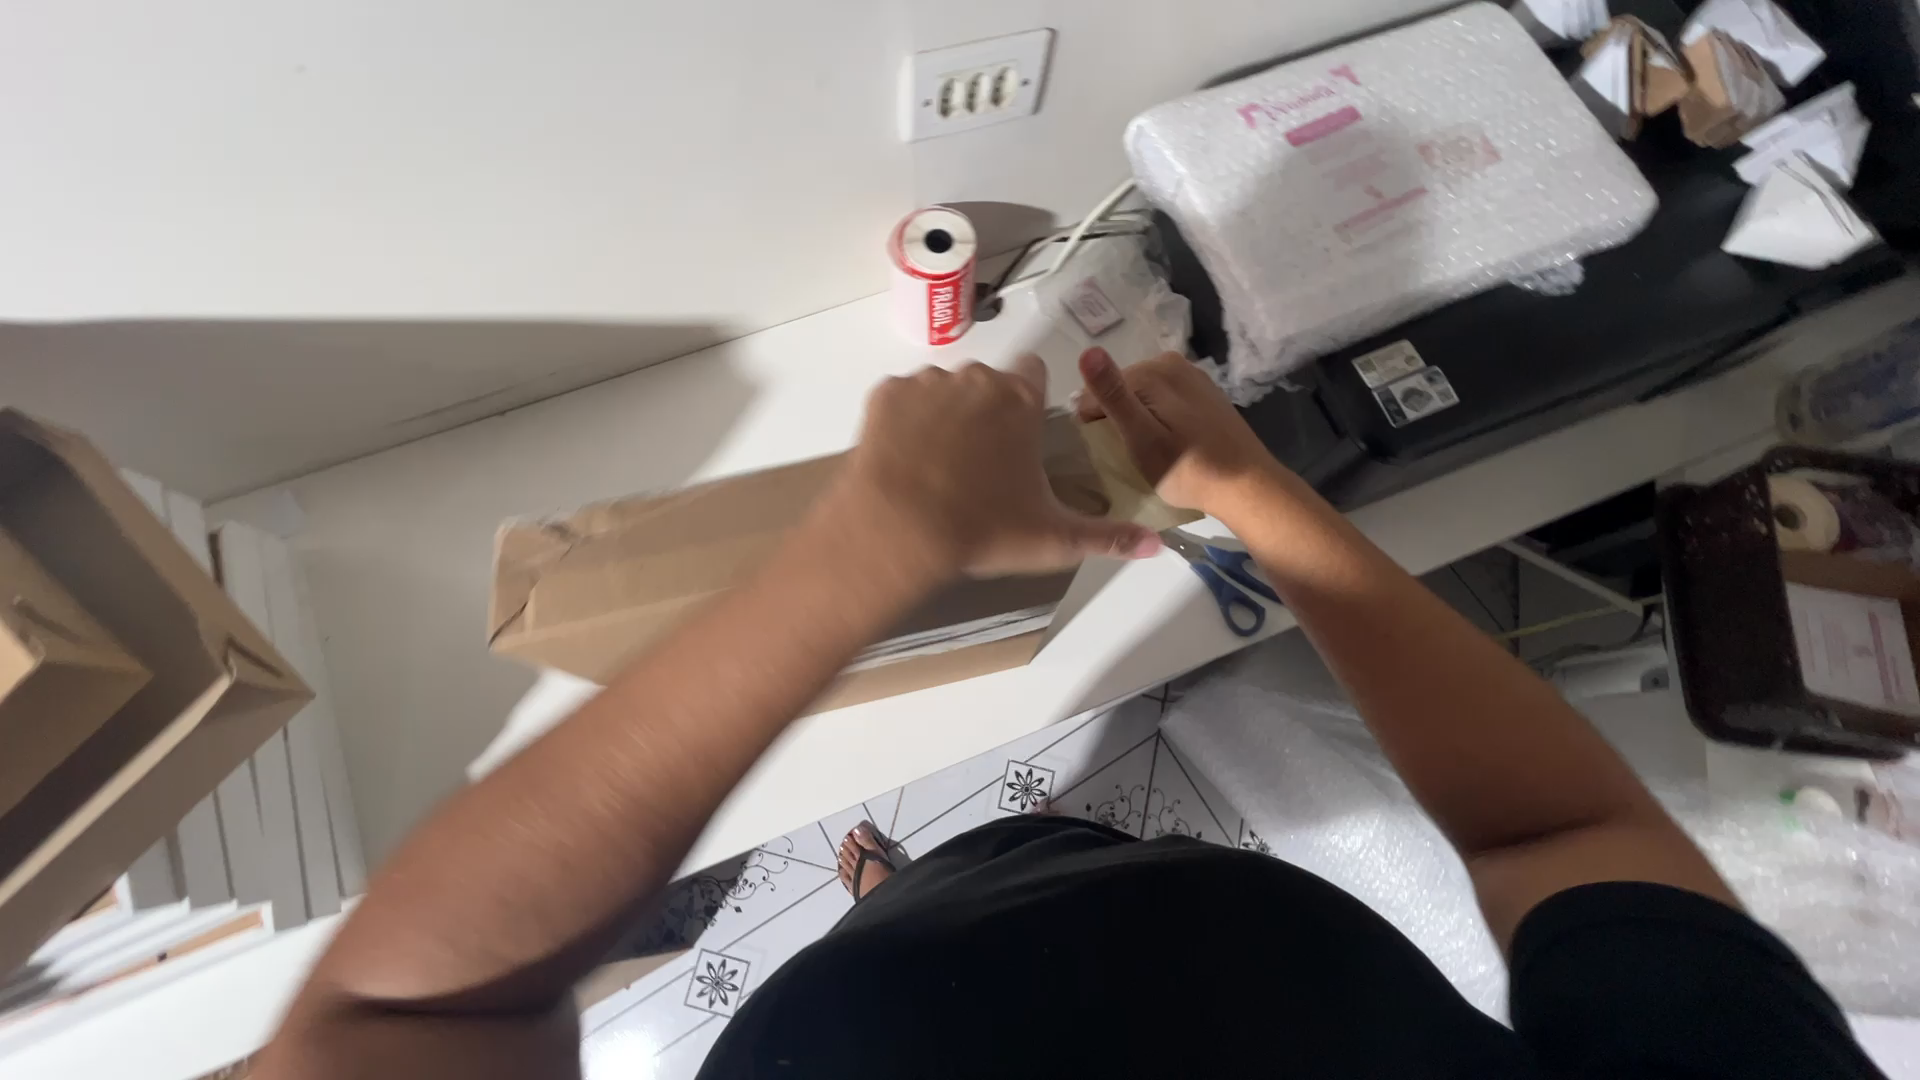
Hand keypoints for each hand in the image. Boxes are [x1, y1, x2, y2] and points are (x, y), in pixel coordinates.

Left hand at [836, 355, 1163, 578]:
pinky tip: (903, 460)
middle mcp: (976, 378)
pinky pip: (900, 400)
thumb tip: (1156, 545)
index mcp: (1021, 400)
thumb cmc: (983, 529)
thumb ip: (1107, 538)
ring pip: (942, 389)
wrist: (900, 529)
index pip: (1033, 374)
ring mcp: (926, 382)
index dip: (1026, 403)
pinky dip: (903, 422)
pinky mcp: (885, 395)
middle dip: (984, 411)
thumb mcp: (1052, 539)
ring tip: (935, 466)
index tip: (1017, 436)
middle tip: (975, 464)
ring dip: (943, 414)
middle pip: (986, 383)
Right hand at [1074, 348, 1286, 517]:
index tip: (1099, 451)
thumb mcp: (1141, 437)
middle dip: (1113, 415)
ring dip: (1134, 415)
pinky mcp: (1204, 392)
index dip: (1090, 422)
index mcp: (1152, 371)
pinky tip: (1164, 439)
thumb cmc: (1187, 470)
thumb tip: (1087, 351)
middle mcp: (1171, 363)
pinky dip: (1156, 414)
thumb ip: (1113, 396)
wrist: (1246, 486)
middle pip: (1121, 387)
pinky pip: (1163, 396)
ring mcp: (1191, 375)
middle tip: (1119, 452)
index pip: (1096, 391)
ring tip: (1139, 448)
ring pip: (1142, 392)